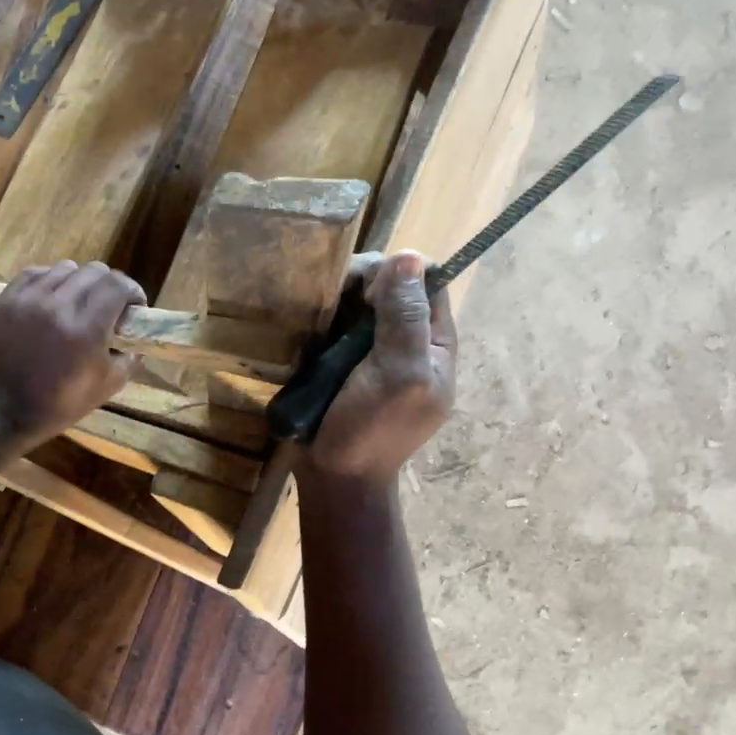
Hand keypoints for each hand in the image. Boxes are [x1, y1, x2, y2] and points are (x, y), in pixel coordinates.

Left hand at [0, 261, 144, 442]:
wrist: (3, 409)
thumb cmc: (58, 404)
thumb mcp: (107, 386)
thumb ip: (130, 357)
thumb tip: (138, 338)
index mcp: (86, 328)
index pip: (118, 285)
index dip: (133, 292)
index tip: (133, 307)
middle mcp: (57, 306)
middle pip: (94, 271)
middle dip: (108, 286)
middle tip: (107, 306)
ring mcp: (27, 299)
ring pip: (65, 268)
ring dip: (78, 282)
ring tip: (76, 302)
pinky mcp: (6, 300)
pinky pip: (34, 273)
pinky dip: (48, 281)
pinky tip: (50, 299)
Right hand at [305, 251, 456, 482]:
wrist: (334, 477)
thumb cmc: (372, 430)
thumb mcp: (399, 374)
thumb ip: (405, 318)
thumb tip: (406, 257)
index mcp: (433, 341)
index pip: (426, 280)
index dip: (394, 272)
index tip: (362, 288)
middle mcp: (404, 340)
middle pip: (388, 286)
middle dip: (359, 284)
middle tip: (330, 302)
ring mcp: (368, 352)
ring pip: (355, 304)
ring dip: (334, 302)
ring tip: (310, 314)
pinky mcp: (336, 363)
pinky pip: (331, 326)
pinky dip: (317, 320)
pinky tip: (302, 324)